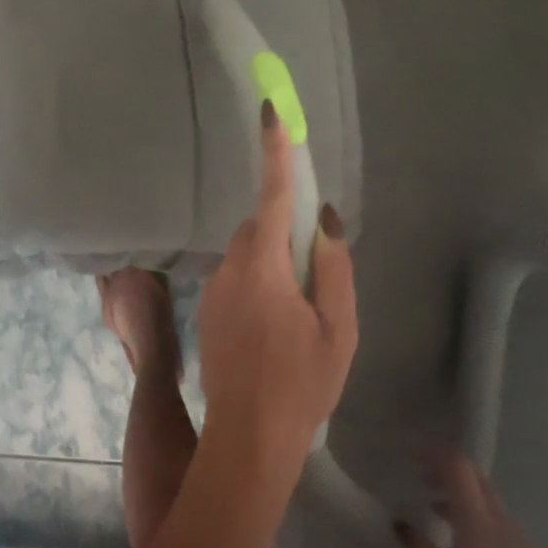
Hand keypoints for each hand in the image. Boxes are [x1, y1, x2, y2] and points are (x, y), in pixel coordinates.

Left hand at [197, 99, 357, 454]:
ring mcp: (215, 288)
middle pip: (260, 226)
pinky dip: (260, 282)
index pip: (271, 196)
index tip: (271, 109)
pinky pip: (239, 276)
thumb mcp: (338, 330)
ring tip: (298, 318)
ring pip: (249, 252)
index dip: (274, 151)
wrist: (249, 437)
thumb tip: (323, 217)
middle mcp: (231, 268)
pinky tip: (275, 329)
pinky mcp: (209, 308)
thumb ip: (333, 267)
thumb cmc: (302, 385)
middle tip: (314, 281)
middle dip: (284, 232)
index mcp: (265, 269)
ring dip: (273, 262)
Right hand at [397, 443, 547, 547]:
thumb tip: (399, 523)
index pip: (458, 466)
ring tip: (437, 513)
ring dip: (463, 498)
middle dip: (446, 471)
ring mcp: (528, 545)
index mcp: (479, 526)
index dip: (432, 451)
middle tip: (420, 479)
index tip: (407, 453)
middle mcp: (507, 526)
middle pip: (477, 478)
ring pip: (492, 504)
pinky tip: (470, 547)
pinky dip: (483, 522)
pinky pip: (507, 528)